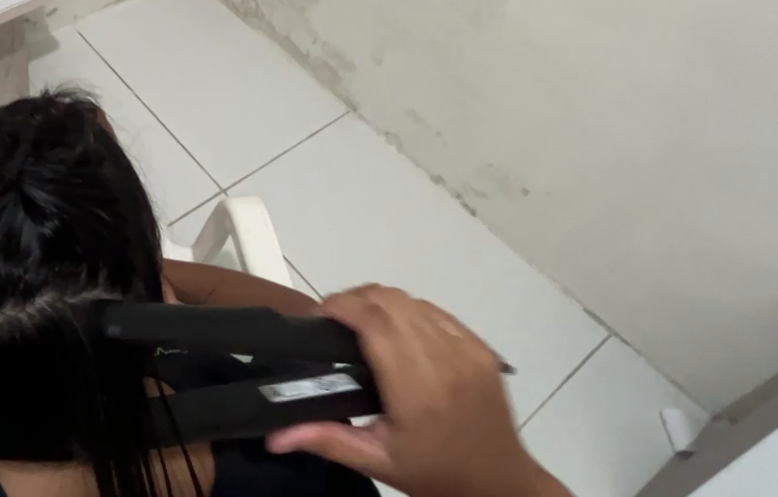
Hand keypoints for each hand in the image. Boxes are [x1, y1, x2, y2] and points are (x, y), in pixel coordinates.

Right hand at [266, 286, 569, 496]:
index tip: (318, 316)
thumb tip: (274, 434)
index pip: (373, 321)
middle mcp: (443, 362)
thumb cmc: (435, 474)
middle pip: (387, 301)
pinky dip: (407, 309)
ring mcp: (466, 351)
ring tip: (361, 322)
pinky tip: (397, 329)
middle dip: (352, 299)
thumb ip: (326, 440)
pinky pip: (433, 309)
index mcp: (416, 390)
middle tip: (333, 320)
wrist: (503, 486)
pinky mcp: (481, 347)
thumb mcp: (378, 462)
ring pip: (409, 299)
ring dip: (378, 301)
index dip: (340, 306)